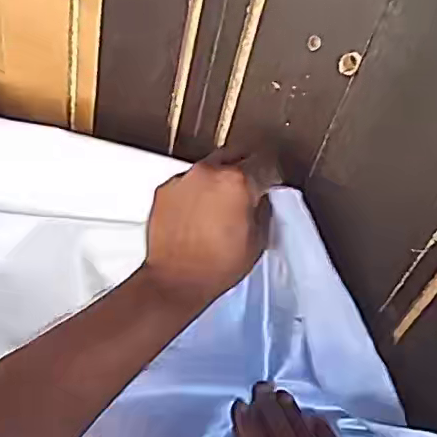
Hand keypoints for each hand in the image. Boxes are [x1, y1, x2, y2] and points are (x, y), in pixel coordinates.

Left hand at [141, 149, 276, 307]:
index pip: (265, 161)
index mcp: (237, 181)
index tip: (271, 183)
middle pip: (235, 156)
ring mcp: (184, 180)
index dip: (271, 175)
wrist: (176, 281)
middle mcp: (208, 173)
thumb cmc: (214, 267)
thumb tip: (261, 200)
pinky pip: (186, 183)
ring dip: (217, 181)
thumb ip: (263, 211)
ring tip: (219, 209)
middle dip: (245, 171)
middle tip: (247, 193)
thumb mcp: (257, 241)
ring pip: (208, 168)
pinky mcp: (165, 191)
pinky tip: (197, 216)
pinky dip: (194, 194)